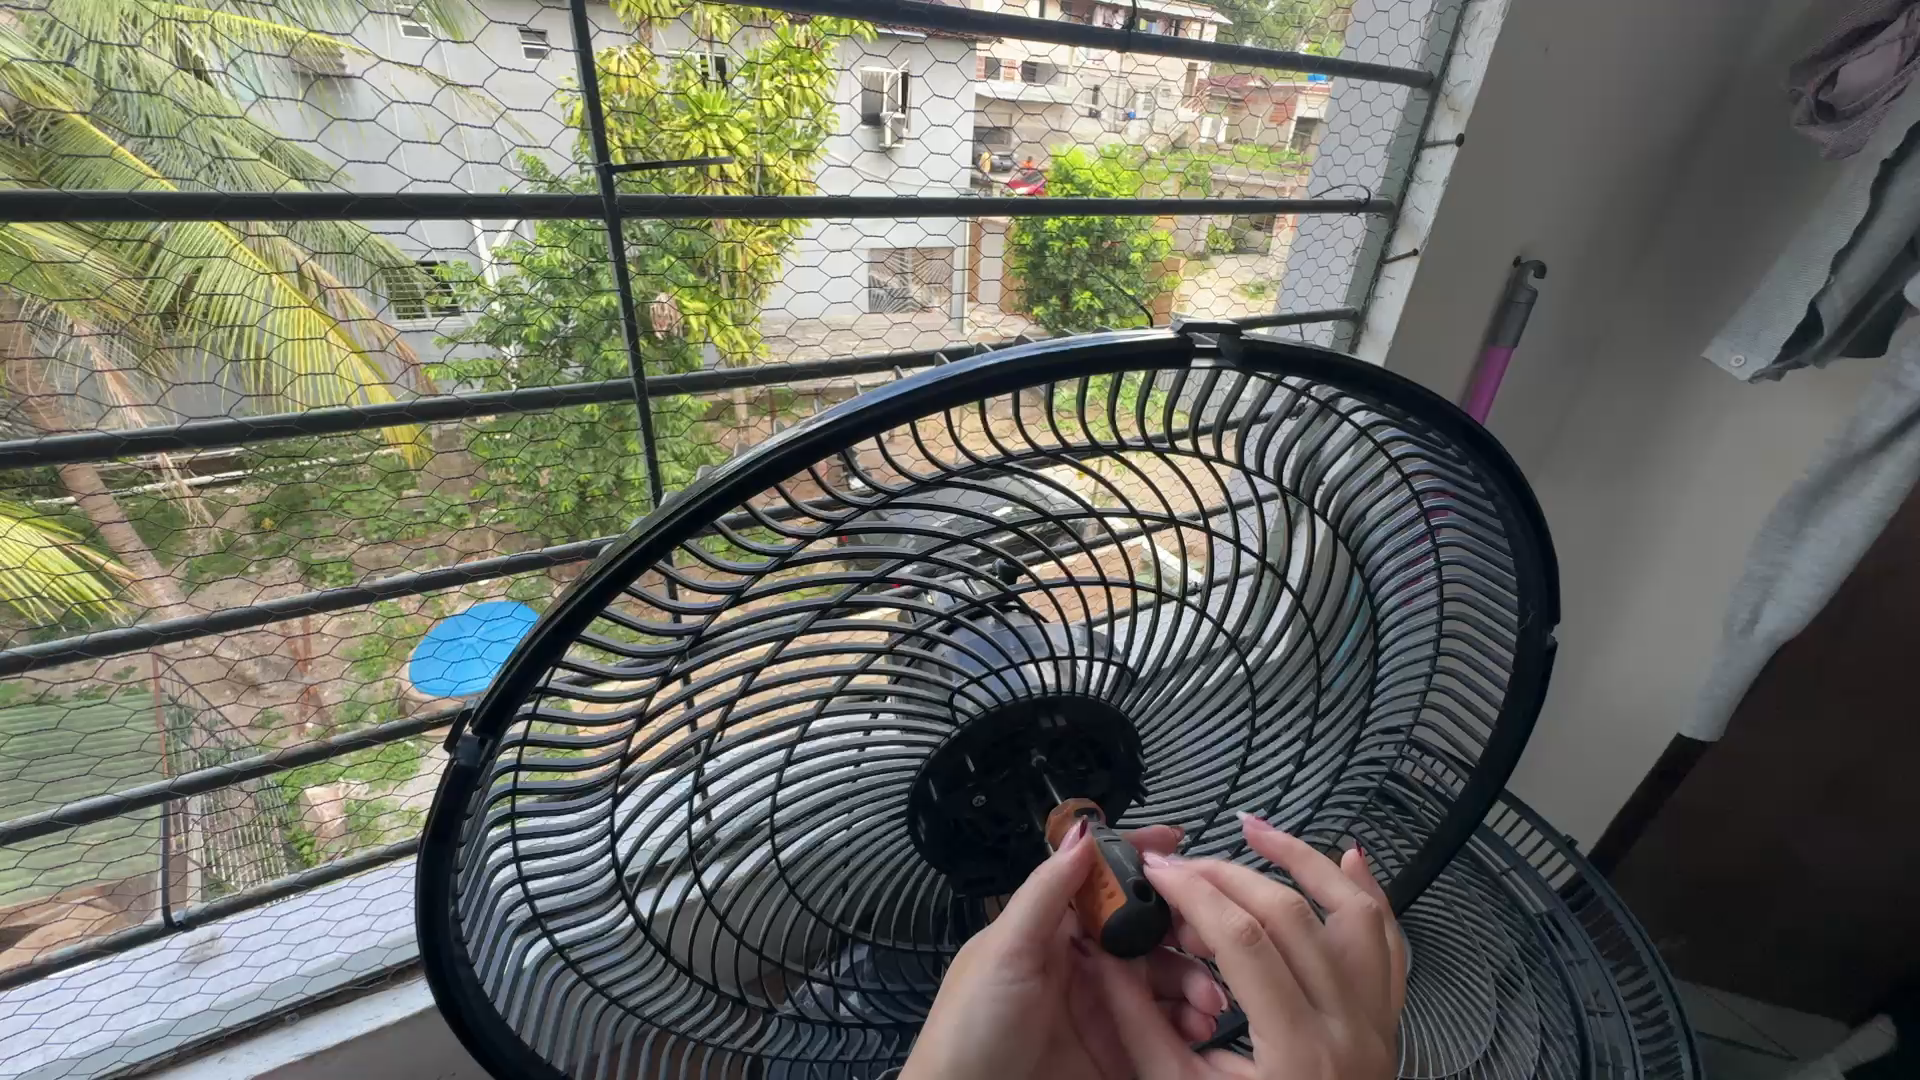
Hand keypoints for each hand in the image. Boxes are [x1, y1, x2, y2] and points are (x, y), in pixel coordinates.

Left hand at [901, 823, 1227, 1079]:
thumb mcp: (1006, 949)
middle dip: (1180, 928)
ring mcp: (1105, 1009)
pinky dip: (1187, 1026)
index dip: (1135, 858)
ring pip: (1161, 980)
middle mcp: (1084, 961)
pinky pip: (1163, 1033)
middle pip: (1144, 929)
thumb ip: (1046, 891)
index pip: (1101, 881)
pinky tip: (1197, 1029)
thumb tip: (1083, 830)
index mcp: (1054, 927)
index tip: (1175, 842)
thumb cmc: (973, 1024)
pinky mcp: (1119, 1054)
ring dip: (1191, 980)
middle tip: (1208, 941)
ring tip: (1207, 999)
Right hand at [1083, 814, 1407, 1079]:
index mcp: (1299, 1055)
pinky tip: (1346, 855)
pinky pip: (1390, 946)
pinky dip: (1368, 894)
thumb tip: (1100, 951)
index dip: (1193, 892)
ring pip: (1355, 914)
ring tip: (1254, 829)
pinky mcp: (1387, 1024)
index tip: (1155, 871)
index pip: (1244, 939)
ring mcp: (1378, 1025)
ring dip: (1303, 860)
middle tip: (1178, 868)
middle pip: (1289, 914)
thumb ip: (1138, 1022)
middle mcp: (1351, 1031)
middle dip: (1224, 875)